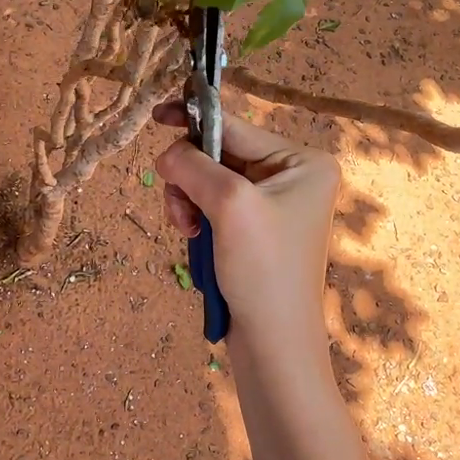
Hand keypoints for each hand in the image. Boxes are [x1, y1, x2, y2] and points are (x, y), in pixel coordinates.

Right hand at [151, 102, 340, 343]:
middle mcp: (292, 177)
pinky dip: (196, 217)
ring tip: (189, 230)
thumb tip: (166, 154)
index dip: (194, 120)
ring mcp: (273, 205)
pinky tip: (195, 238)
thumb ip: (193, 166)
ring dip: (188, 200)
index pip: (235, 127)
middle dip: (191, 177)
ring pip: (209, 180)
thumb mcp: (228, 204)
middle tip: (181, 209)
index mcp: (302, 162)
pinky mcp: (255, 230)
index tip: (157, 114)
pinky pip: (212, 205)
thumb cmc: (263, 269)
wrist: (273, 345)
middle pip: (219, 154)